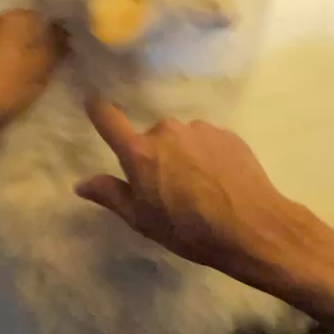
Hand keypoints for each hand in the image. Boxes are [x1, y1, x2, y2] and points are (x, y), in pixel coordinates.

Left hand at [0, 10, 66, 144]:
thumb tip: (70, 31)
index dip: (65, 32)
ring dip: (33, 54)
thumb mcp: (40, 66)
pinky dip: (18, 63)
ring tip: (47, 73)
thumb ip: (58, 46)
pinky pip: (8, 53)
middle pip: (34, 28)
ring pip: (20, 42)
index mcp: (16, 17)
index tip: (76, 49)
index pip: (50, 16)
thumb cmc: (6, 84)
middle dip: (48, 43)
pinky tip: (25, 79)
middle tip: (65, 62)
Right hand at [75, 98, 319, 284]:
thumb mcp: (143, 221)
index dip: (98, 109)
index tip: (93, 103)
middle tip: (167, 188)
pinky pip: (206, 142)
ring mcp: (199, 129)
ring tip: (199, 188)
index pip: (108, 118)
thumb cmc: (189, 230)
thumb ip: (111, 196)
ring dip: (182, 156)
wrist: (252, 227)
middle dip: (154, 156)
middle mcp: (166, 130)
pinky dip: (207, 156)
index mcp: (139, 152)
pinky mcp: (227, 133)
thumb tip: (82, 184)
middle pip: (150, 137)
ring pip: (181, 139)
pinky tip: (219, 181)